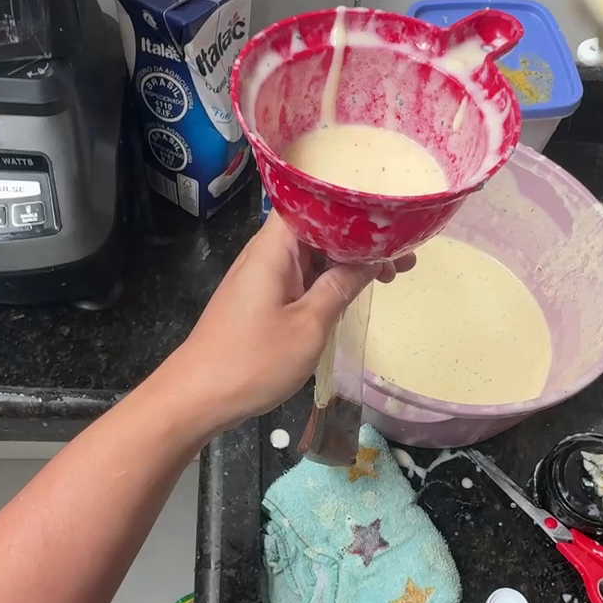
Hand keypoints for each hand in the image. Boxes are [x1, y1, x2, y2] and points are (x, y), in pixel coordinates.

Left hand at [149, 215, 412, 433]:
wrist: (197, 397)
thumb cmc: (253, 361)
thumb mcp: (308, 326)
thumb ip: (340, 287)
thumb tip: (370, 259)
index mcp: (274, 247)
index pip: (317, 204)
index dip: (357, 210)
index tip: (394, 224)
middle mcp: (266, 253)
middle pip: (319, 230)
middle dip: (361, 240)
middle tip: (405, 260)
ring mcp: (262, 277)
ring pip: (313, 257)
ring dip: (349, 264)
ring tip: (391, 276)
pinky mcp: (261, 300)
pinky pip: (301, 280)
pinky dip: (329, 284)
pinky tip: (355, 294)